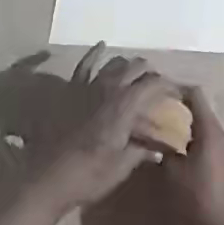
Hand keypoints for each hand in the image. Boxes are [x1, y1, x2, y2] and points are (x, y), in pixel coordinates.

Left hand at [34, 45, 175, 210]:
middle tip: (157, 87)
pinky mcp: (72, 89)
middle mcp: (110, 87)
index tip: (176, 93)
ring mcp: (89, 85)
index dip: (168, 85)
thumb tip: (157, 149)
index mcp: (125, 104)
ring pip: (115, 62)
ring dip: (128, 65)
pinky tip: (101, 46)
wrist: (47, 178)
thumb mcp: (121, 167)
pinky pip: (85, 64)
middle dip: (151, 73)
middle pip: (137, 66)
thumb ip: (141, 152)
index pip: (154, 83)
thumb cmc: (88, 175)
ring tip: (135, 75)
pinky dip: (95, 53)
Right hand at [161, 86, 223, 224]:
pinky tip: (167, 143)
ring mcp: (219, 147)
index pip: (194, 93)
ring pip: (198, 122)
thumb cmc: (193, 196)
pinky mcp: (216, 160)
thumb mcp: (170, 169)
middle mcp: (218, 132)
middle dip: (176, 104)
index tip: (155, 89)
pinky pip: (199, 136)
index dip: (175, 88)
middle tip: (152, 104)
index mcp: (209, 128)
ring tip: (156, 121)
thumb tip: (151, 132)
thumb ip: (161, 146)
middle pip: (197, 106)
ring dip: (180, 121)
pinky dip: (185, 134)